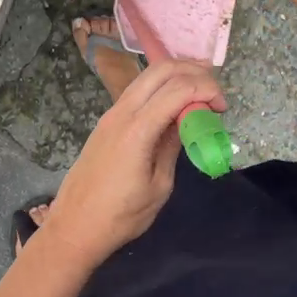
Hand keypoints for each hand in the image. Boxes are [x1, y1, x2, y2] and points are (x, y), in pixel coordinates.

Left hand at [36, 61, 227, 270]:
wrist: (74, 227)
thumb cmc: (121, 216)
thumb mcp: (159, 186)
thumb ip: (173, 147)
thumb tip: (186, 123)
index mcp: (137, 130)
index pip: (178, 89)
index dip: (207, 90)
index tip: (222, 109)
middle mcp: (122, 113)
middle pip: (161, 70)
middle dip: (193, 72)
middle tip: (215, 90)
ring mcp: (111, 114)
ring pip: (146, 76)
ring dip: (176, 76)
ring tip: (201, 91)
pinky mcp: (106, 122)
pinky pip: (137, 91)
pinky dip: (161, 88)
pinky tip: (175, 104)